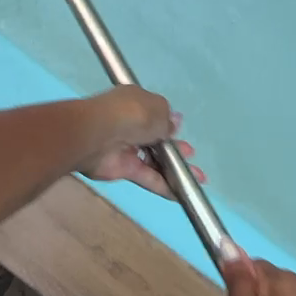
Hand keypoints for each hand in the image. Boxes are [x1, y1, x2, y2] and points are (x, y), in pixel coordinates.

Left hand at [76, 88, 204, 199]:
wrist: (98, 134)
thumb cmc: (131, 115)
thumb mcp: (158, 110)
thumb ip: (167, 120)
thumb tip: (174, 122)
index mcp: (134, 102)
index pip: (153, 113)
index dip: (167, 123)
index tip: (180, 131)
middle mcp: (129, 123)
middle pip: (154, 138)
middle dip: (174, 147)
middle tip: (190, 154)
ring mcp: (125, 146)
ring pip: (153, 159)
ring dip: (174, 169)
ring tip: (197, 177)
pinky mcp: (122, 168)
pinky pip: (147, 177)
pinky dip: (163, 185)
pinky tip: (181, 194)